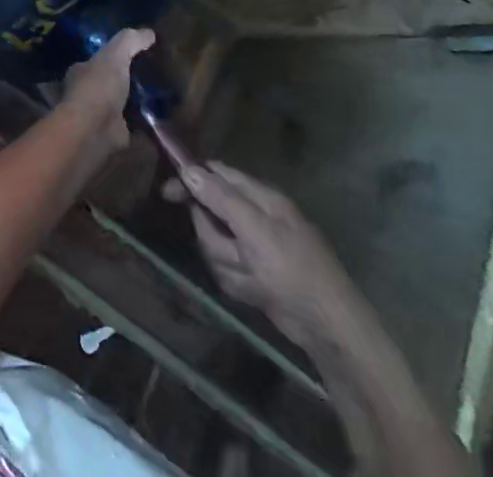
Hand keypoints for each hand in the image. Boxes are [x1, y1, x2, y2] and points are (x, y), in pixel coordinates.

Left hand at [54, 27, 153, 155]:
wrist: (92, 130)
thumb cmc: (98, 87)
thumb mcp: (114, 55)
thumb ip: (129, 41)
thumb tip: (149, 32)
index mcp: (82, 71)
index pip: (100, 59)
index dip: (118, 56)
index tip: (141, 54)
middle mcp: (88, 92)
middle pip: (113, 82)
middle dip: (131, 80)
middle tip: (159, 76)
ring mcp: (100, 115)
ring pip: (124, 104)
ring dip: (140, 102)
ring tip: (167, 96)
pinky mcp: (115, 134)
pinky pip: (135, 126)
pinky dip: (148, 124)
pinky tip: (165, 118)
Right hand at [165, 159, 360, 346]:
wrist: (325, 324)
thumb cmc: (292, 267)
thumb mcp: (253, 227)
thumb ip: (219, 197)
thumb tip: (189, 169)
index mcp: (259, 197)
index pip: (215, 174)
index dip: (189, 180)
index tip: (167, 194)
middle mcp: (253, 217)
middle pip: (208, 216)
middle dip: (214, 238)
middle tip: (233, 253)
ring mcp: (251, 247)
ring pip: (214, 246)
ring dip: (227, 263)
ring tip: (251, 277)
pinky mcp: (251, 273)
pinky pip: (225, 270)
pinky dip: (237, 282)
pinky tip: (255, 291)